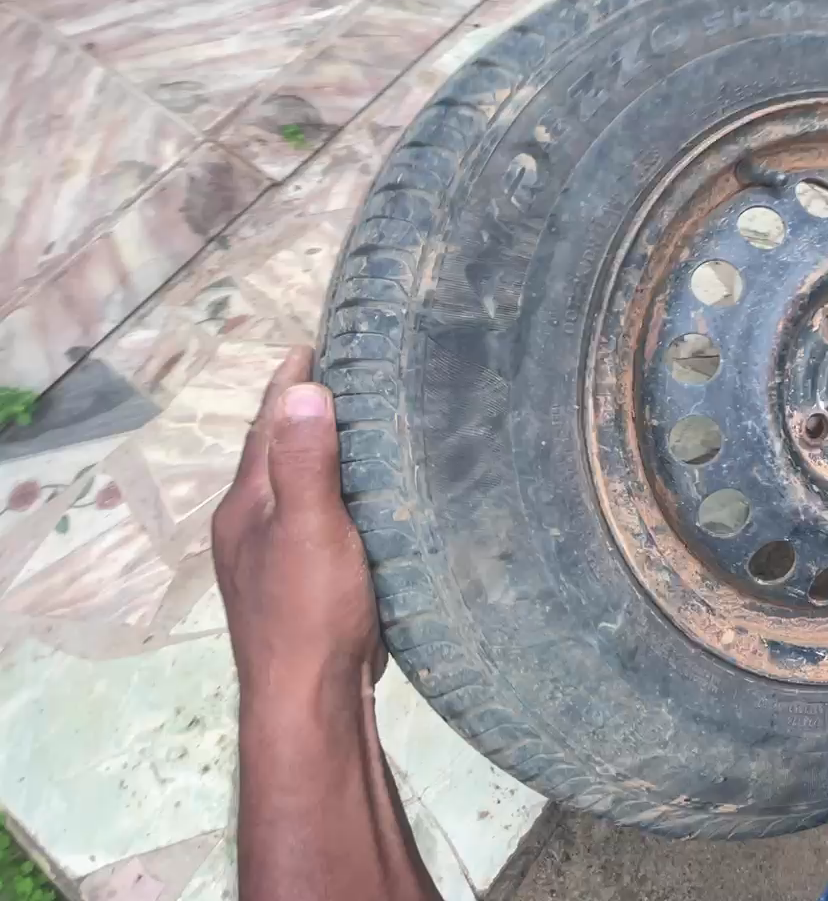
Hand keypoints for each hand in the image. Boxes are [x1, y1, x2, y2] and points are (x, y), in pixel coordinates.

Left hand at [212, 347, 384, 698]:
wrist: (310, 688)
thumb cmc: (310, 606)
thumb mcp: (310, 529)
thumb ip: (305, 464)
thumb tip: (303, 392)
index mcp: (249, 505)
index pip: (265, 429)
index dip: (285, 387)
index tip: (311, 346)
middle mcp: (255, 521)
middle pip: (278, 452)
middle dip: (302, 410)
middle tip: (349, 374)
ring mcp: (280, 550)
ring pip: (301, 481)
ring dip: (322, 446)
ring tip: (365, 420)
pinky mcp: (312, 570)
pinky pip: (325, 507)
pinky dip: (342, 483)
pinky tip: (372, 487)